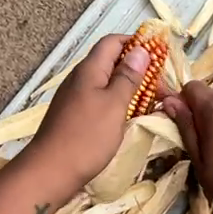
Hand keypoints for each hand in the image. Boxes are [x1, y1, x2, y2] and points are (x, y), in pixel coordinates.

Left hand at [21, 34, 155, 187]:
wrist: (50, 171)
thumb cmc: (86, 136)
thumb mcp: (114, 104)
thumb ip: (127, 77)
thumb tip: (140, 49)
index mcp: (89, 69)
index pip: (112, 42)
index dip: (136, 44)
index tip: (159, 56)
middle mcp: (80, 79)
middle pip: (111, 62)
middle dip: (138, 70)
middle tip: (161, 89)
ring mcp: (75, 98)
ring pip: (107, 84)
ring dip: (130, 90)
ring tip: (152, 104)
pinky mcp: (75, 116)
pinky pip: (100, 101)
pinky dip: (118, 105)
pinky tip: (131, 119)